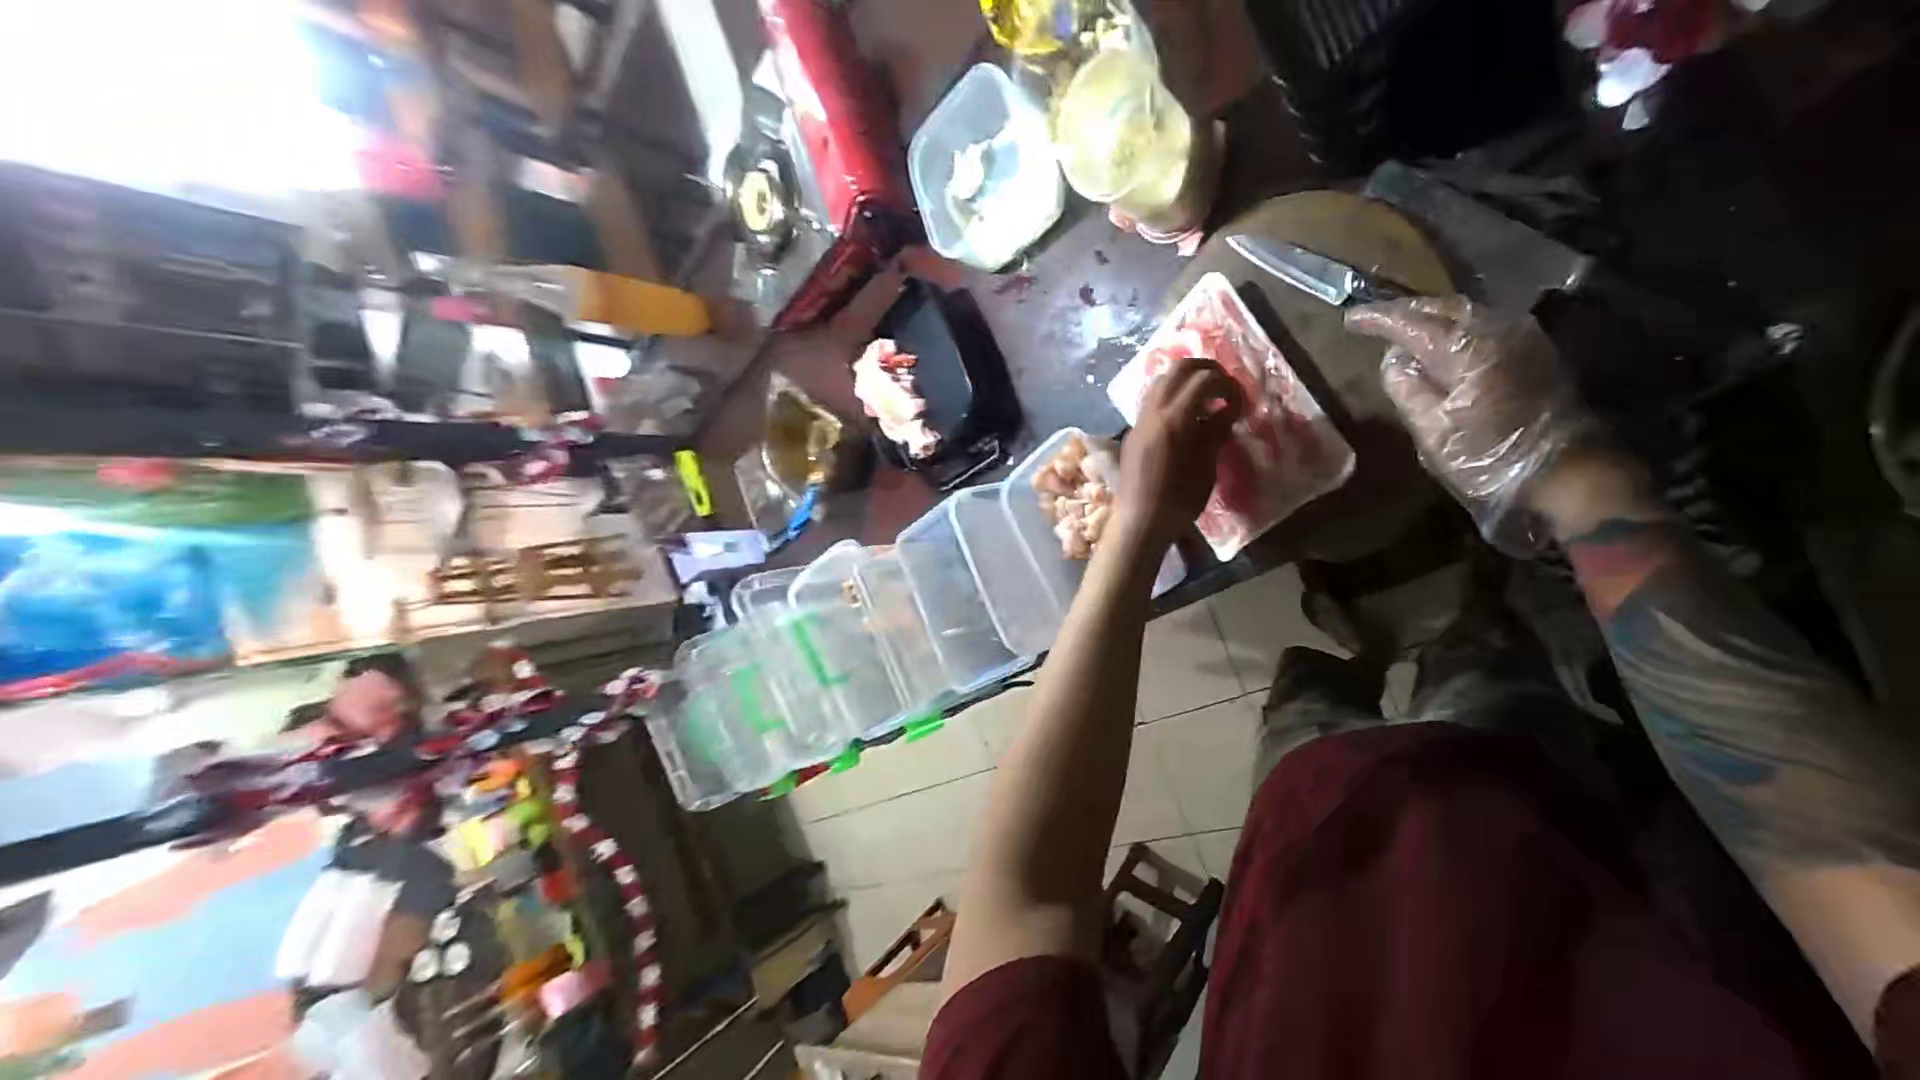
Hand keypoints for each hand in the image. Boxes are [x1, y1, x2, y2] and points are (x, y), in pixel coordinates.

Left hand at [1115, 355, 1245, 555]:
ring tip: (1206, 400)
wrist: (1140, 522)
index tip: (1239, 399)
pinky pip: (1152, 401)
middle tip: (1224, 384)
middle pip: (1178, 369)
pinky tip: (1186, 418)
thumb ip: (1216, 430)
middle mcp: (1152, 413)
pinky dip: (1171, 397)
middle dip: (1205, 369)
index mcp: (1173, 420)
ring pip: (1161, 382)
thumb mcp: (1206, 465)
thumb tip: (1228, 407)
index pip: (1204, 380)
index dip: (1227, 384)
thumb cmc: (1179, 501)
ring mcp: (1139, 421)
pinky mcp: (1133, 432)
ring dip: (1185, 382)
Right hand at [1344, 296, 1595, 547]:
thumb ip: (1407, 390)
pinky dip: (1456, 328)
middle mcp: (1498, 332)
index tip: (1350, 319)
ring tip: (1403, 328)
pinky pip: (1485, 326)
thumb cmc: (1489, 458)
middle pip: (1444, 308)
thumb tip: (1394, 360)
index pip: (1414, 323)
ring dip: (1432, 317)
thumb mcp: (1432, 432)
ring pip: (1467, 314)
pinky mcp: (1534, 353)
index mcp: (1468, 351)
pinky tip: (1440, 343)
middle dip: (1406, 311)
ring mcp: (1522, 339)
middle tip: (1374, 320)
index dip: (1379, 319)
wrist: (1565, 474)